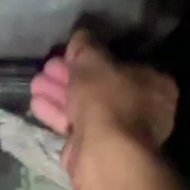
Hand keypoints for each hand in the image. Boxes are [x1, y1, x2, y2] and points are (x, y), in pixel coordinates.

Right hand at [32, 30, 177, 180]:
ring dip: (59, 94)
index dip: (92, 59)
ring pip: (85, 108)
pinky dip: (57, 114)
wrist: (104, 152)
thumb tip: (80, 37)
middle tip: (46, 68)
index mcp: (154, 84)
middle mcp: (142, 109)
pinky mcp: (97, 150)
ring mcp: (120, 133)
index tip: (67, 55)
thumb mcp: (94, 62)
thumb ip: (86, 47)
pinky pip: (76, 126)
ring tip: (35, 83)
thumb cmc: (107, 99)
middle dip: (69, 77)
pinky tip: (36, 103)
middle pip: (99, 87)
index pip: (121, 65)